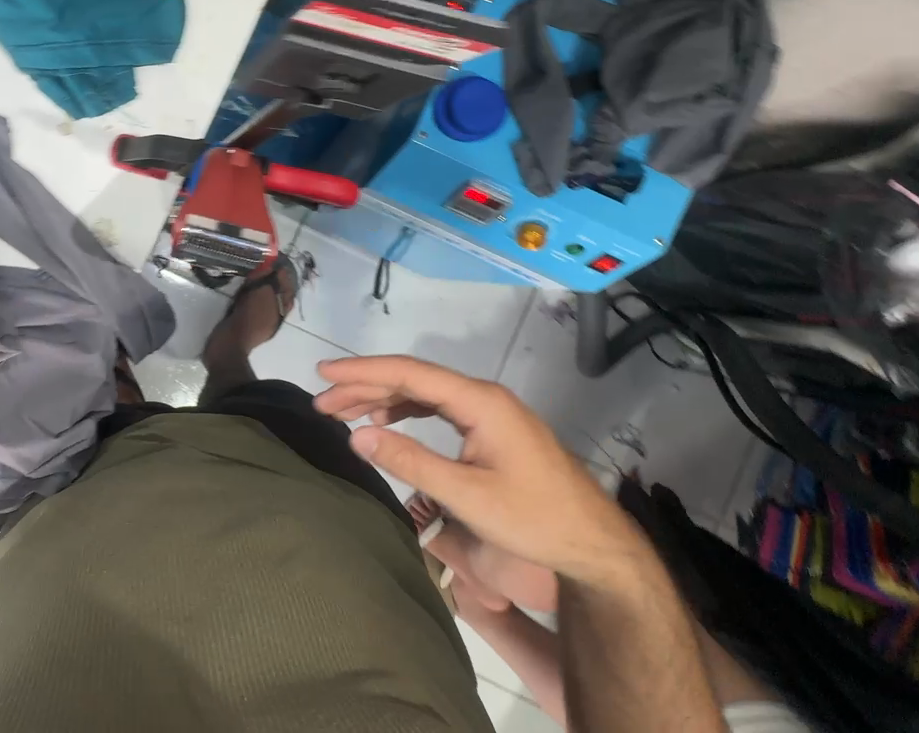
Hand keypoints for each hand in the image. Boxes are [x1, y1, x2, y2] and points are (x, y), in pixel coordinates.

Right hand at [314, 356, 645, 584]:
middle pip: (413, 380)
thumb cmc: (535, 520)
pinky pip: (438, 409)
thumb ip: (410, 462)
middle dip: (365, 387)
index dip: (363, 371)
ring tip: (341, 412)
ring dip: (381, 399)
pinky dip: (404, 412)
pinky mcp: (491, 430)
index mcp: (480, 402)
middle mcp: (484, 397)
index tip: (323, 373)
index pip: (410, 374)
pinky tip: (384, 424)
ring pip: (423, 393)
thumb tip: (356, 436)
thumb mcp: (467, 495)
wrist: (596, 547)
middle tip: (322, 402)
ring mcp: (490, 413)